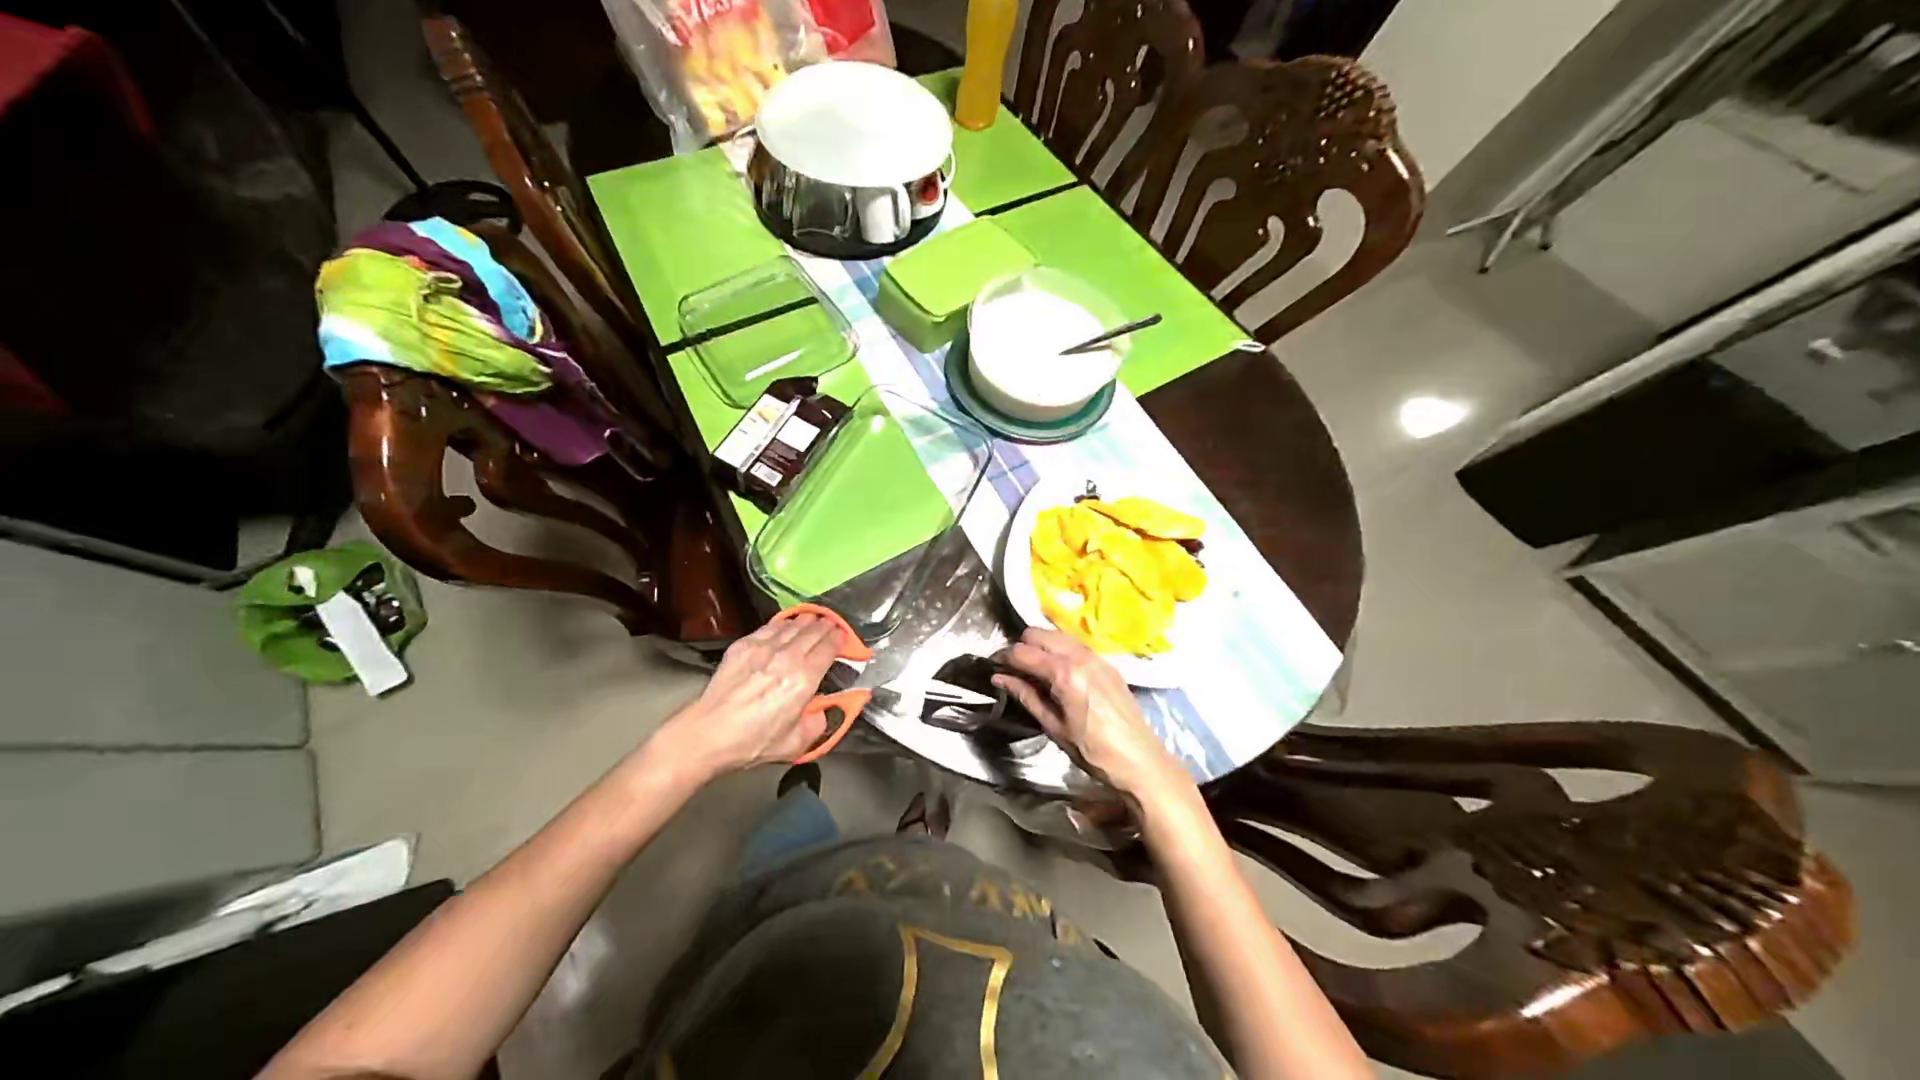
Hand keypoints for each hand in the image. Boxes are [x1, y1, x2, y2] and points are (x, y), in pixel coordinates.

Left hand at [662, 614, 844, 778]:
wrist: (708, 734)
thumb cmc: (751, 742)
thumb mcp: (797, 743)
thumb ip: (819, 722)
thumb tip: (825, 708)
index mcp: (804, 679)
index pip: (829, 647)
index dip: (841, 639)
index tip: (845, 639)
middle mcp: (786, 656)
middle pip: (814, 630)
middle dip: (827, 626)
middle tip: (833, 626)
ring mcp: (763, 647)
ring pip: (793, 625)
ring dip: (807, 622)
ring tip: (814, 621)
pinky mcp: (743, 646)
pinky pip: (770, 627)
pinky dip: (784, 624)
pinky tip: (787, 626)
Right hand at [993, 628, 1191, 804]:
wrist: (1140, 761)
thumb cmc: (1093, 751)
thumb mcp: (1054, 727)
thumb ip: (1026, 696)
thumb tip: (1000, 678)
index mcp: (1065, 673)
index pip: (1023, 652)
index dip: (1005, 658)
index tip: (996, 669)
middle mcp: (1081, 656)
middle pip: (1039, 634)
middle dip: (1023, 647)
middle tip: (1014, 670)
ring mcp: (1097, 657)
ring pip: (1058, 635)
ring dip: (1042, 646)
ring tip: (1034, 671)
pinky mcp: (1108, 663)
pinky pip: (1076, 645)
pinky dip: (1060, 650)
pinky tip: (1058, 673)